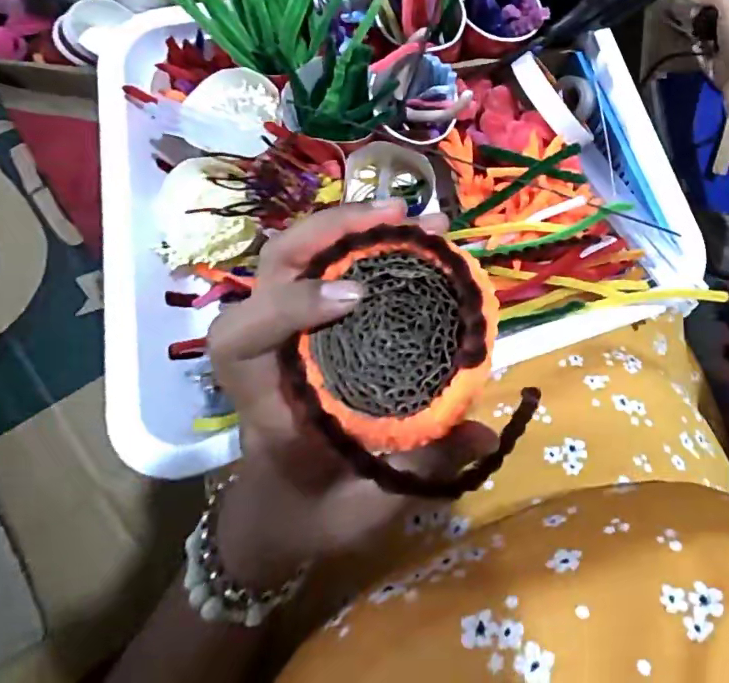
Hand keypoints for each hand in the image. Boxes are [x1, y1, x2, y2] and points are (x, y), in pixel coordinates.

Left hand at [206, 201, 497, 584]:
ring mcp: (294, 326)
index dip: (290, 305)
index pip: (244, 337)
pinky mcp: (321, 319)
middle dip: (331, 231)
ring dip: (356, 226)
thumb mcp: (365, 507)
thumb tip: (485, 433)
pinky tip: (417, 236)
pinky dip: (373, 244)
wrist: (282, 511)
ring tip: (416, 217)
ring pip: (304, 253)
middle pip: (275, 266)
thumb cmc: (313, 511)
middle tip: (395, 217)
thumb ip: (420, 469)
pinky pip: (337, 266)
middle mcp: (272, 348)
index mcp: (265, 398)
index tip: (357, 297)